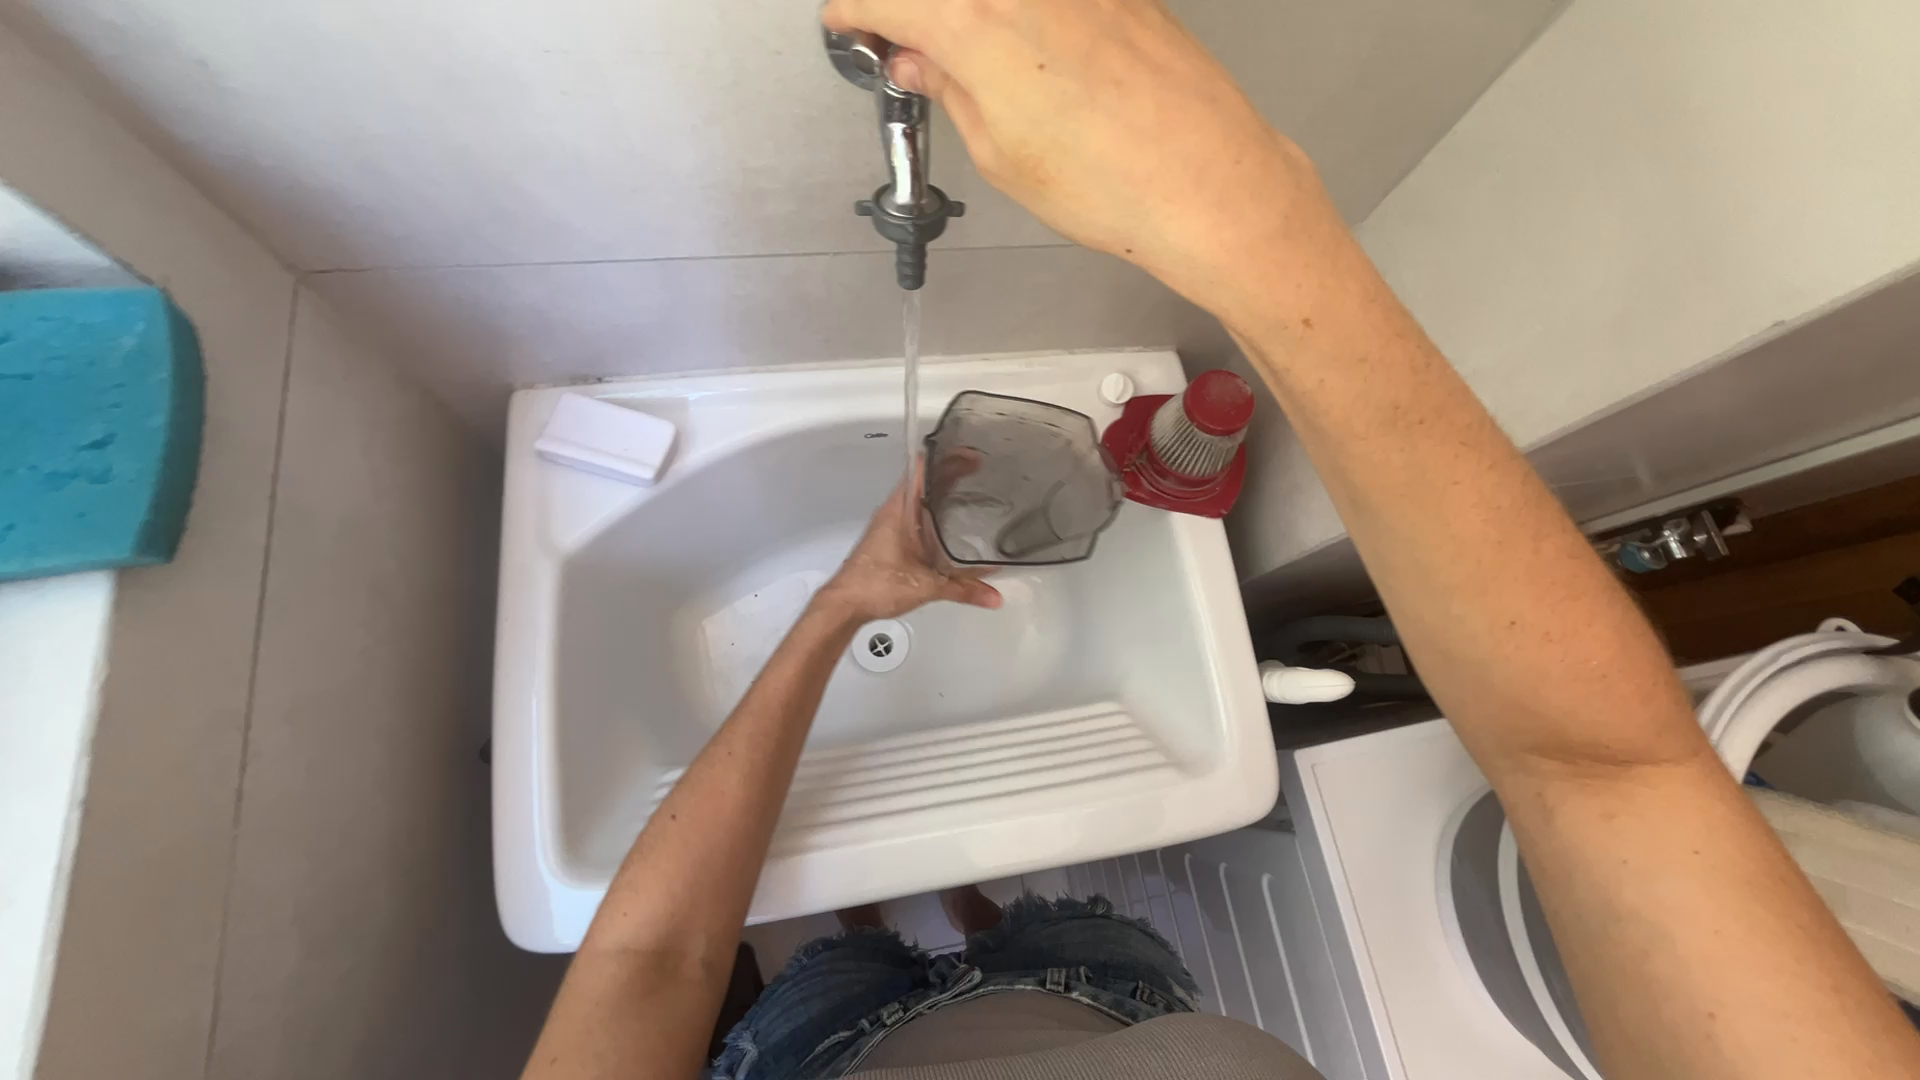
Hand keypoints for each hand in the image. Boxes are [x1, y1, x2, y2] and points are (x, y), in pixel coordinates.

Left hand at [815, 464, 1002, 621]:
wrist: (845, 604)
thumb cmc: (872, 586)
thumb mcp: (927, 586)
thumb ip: (964, 589)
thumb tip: (992, 595)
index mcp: (901, 510)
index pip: (923, 468)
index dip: (947, 456)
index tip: (969, 454)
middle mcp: (894, 511)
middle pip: (924, 479)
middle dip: (951, 471)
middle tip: (976, 468)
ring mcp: (890, 523)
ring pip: (919, 497)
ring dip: (941, 490)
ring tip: (967, 488)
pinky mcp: (889, 538)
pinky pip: (915, 514)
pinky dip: (933, 510)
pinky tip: (946, 522)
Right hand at [820, 0, 1330, 324]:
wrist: (1204, 181)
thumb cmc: (1111, 183)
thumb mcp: (1002, 156)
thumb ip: (950, 90)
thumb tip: (919, 61)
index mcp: (979, 27)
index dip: (859, 10)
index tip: (850, 24)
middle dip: (908, 8)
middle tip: (902, 44)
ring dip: (963, 15)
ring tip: (960, 58)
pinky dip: (1011, 12)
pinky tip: (1018, 47)